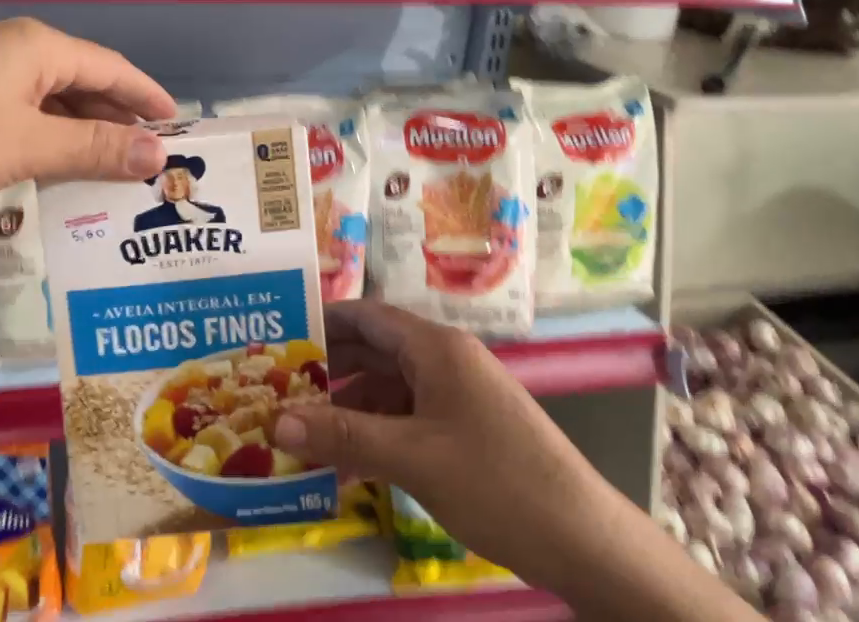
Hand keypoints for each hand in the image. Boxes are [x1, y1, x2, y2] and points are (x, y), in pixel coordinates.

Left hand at [0, 18, 176, 215]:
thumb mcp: (27, 146)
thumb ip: (93, 148)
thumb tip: (159, 153)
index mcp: (37, 46)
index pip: (112, 66)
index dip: (148, 96)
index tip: (179, 123)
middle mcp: (11, 46)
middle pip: (80, 77)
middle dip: (116, 114)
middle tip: (148, 152)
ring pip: (47, 96)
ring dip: (79, 127)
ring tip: (108, 163)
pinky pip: (18, 109)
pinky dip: (44, 134)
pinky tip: (49, 161)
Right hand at [272, 300, 610, 573]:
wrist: (584, 541)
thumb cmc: (496, 481)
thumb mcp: (412, 458)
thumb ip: (342, 436)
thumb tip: (275, 424)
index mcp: (436, 349)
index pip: (366, 316)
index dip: (320, 321)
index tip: (275, 338)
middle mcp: (445, 362)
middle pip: (372, 352)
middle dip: (326, 371)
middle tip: (275, 389)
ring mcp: (457, 398)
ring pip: (387, 391)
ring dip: (346, 411)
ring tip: (299, 434)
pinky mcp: (464, 431)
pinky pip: (405, 421)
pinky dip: (373, 437)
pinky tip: (343, 468)